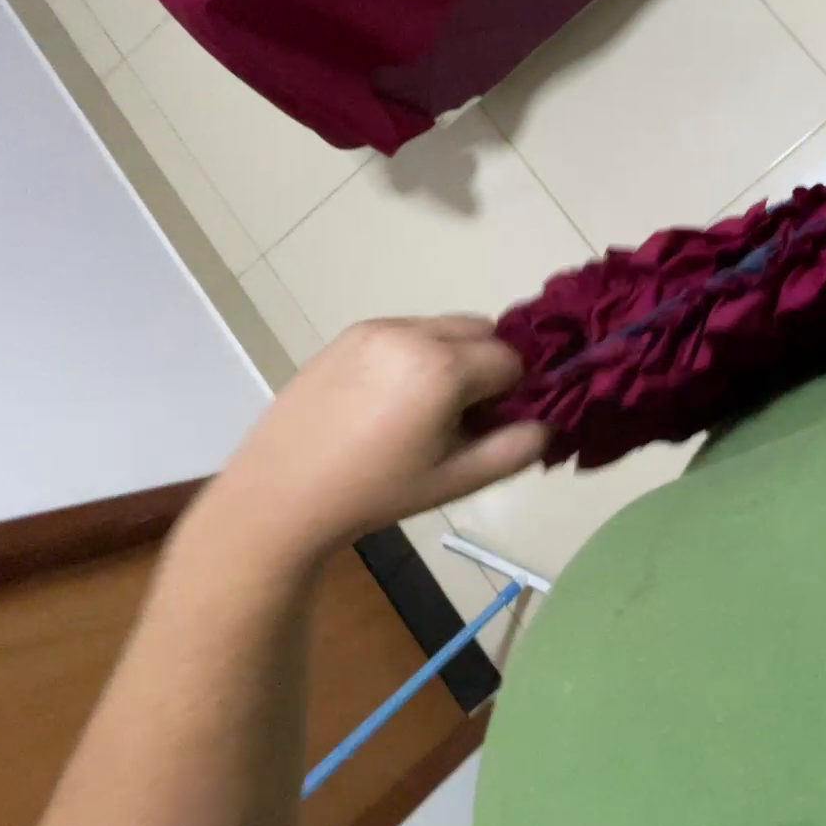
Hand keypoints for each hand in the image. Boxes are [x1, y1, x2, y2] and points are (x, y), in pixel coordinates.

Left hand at [203, 316, 547, 563]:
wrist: (276, 497)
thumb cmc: (375, 493)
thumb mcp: (457, 480)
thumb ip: (516, 449)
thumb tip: (549, 423)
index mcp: (443, 367)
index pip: (513, 360)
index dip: (513, 393)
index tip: (492, 424)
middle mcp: (413, 333)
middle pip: (484, 332)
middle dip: (488, 366)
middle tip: (464, 414)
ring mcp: (377, 329)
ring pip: (447, 328)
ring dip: (456, 356)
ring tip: (426, 405)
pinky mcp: (350, 334)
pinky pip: (410, 331)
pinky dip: (420, 353)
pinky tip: (393, 397)